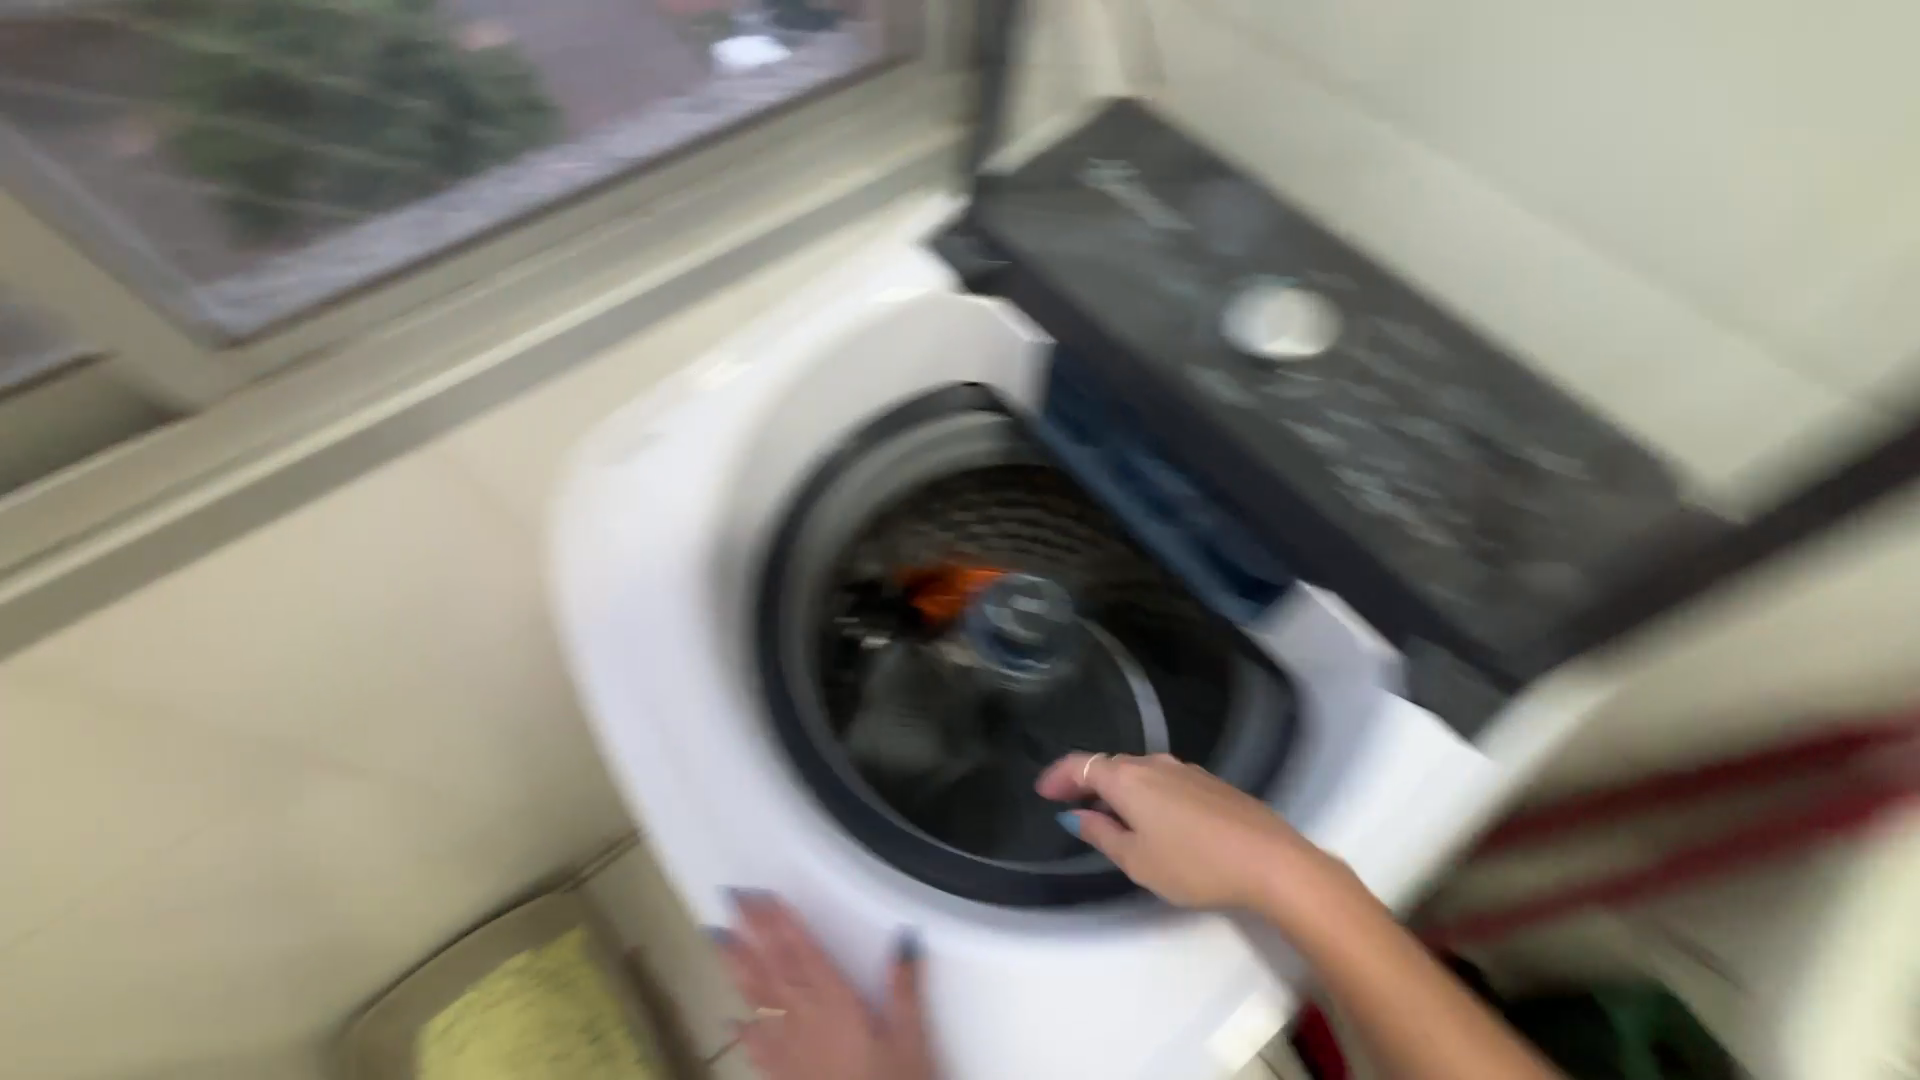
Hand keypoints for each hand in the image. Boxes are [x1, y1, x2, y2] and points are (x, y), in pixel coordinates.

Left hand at [713, 891, 935, 1079]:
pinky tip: (730, 1019)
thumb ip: (905, 987)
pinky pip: (758, 1049)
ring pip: (759, 1001)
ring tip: (717, 938)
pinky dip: (742, 1030)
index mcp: (837, 1004)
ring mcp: (790, 1052)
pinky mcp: (785, 1079)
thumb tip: (904, 938)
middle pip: (775, 968)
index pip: (804, 953)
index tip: (763, 896)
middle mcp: (805, 1021)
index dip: (782, 923)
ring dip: (738, 967)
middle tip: (731, 899)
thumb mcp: (912, 1037)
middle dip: (753, 932)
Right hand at [1037, 752, 1355, 920]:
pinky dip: (1144, 792)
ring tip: (1109, 814)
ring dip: (1117, 788)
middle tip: (1069, 805)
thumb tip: (1076, 815)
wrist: (1270, 860)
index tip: (1042, 792)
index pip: (1080, 765)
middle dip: (1085, 782)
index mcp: (1127, 779)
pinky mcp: (1210, 783)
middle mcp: (1154, 764)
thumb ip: (1101, 834)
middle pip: (1109, 765)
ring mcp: (1185, 770)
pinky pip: (1163, 780)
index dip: (1057, 777)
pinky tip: (1152, 817)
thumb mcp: (1137, 860)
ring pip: (1138, 772)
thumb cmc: (1193, 864)